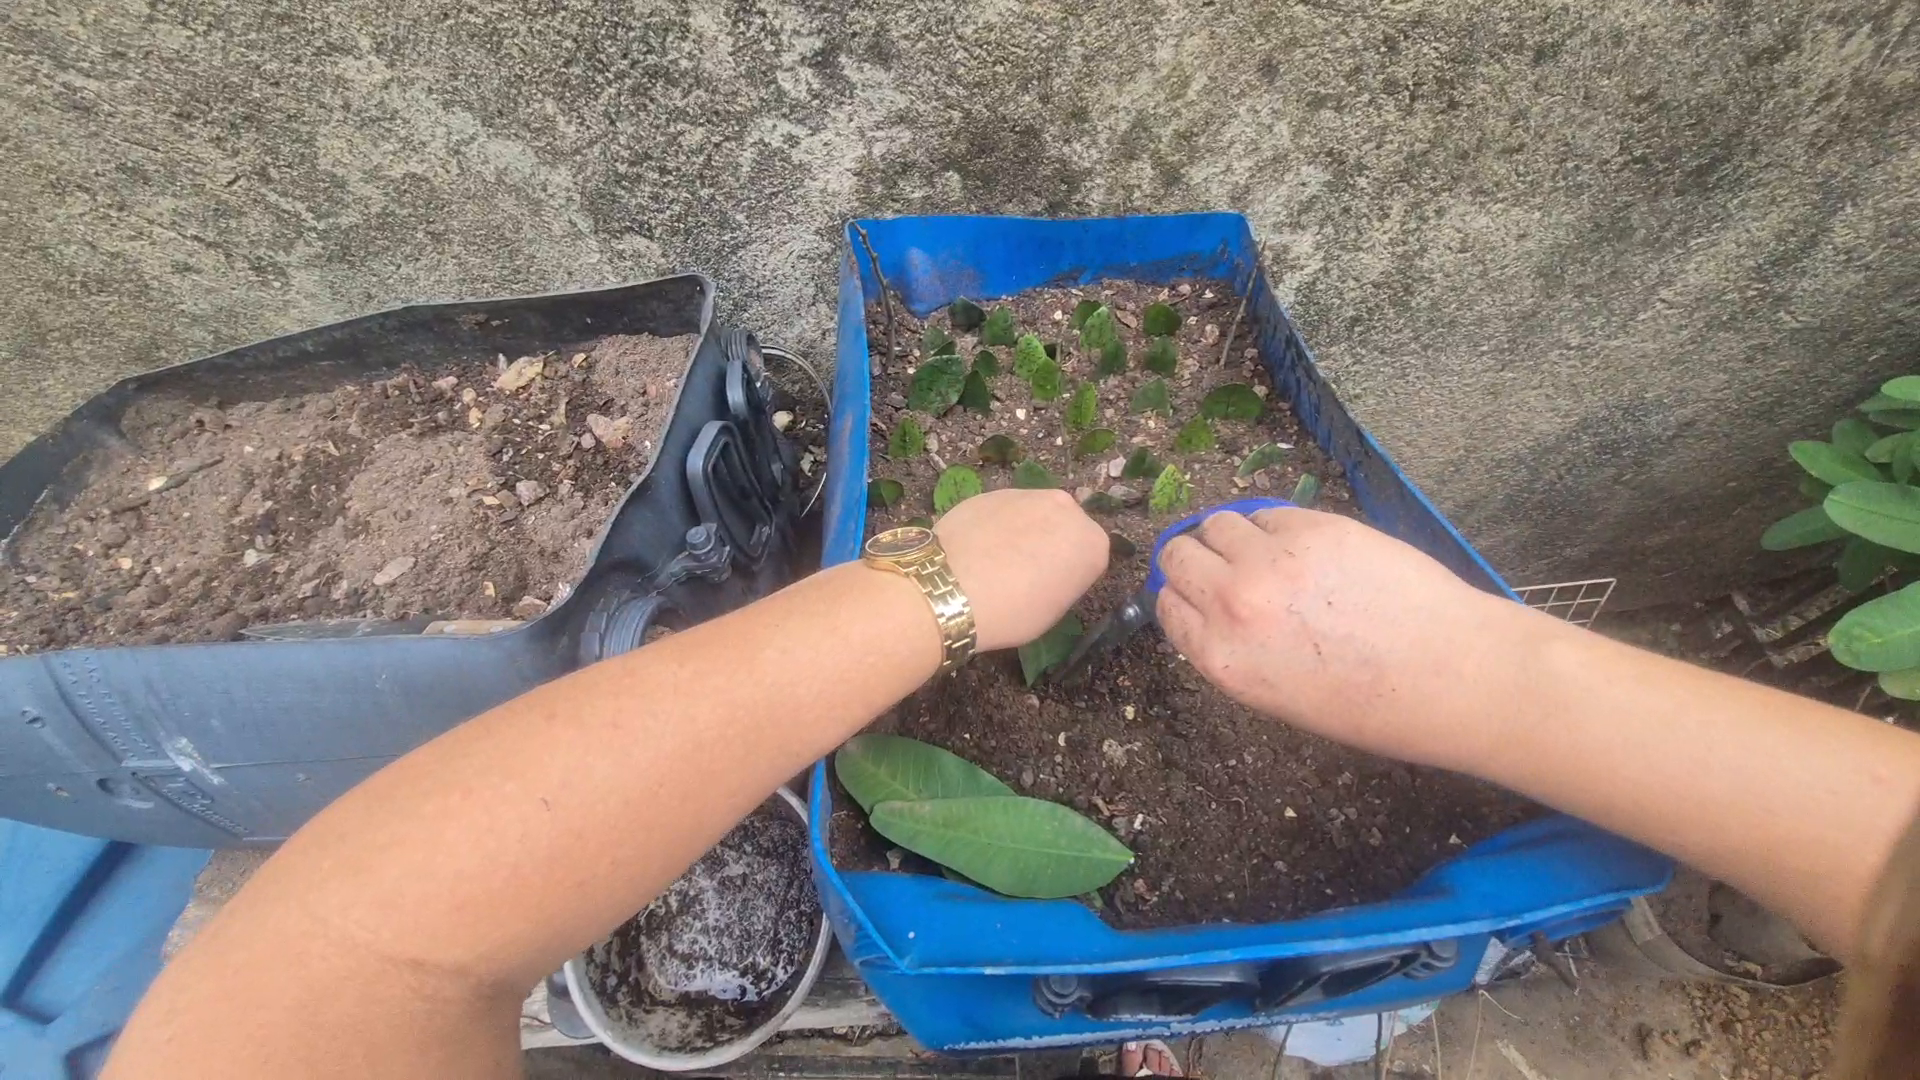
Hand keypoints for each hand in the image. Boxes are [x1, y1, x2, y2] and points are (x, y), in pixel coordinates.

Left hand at [935, 489, 1108, 651]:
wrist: (953, 587)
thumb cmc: (1013, 610)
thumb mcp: (1053, 610)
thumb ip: (1063, 581)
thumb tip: (1048, 572)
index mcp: (1093, 542)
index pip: (1089, 558)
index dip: (1070, 575)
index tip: (1050, 589)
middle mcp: (1067, 509)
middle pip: (1064, 527)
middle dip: (1049, 544)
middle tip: (1023, 573)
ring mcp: (1027, 494)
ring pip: (1033, 515)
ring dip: (1022, 531)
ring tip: (995, 561)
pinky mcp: (992, 491)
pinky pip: (1003, 511)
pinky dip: (995, 526)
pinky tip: (976, 548)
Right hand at [1154, 506, 1522, 768]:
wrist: (1457, 676)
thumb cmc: (1372, 705)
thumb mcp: (1274, 696)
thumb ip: (1230, 649)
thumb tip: (1209, 609)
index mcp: (1220, 657)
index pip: (1167, 604)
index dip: (1183, 597)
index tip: (1201, 596)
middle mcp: (1232, 603)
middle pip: (1177, 554)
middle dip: (1195, 559)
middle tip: (1226, 568)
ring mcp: (1270, 559)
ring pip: (1215, 524)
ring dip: (1231, 537)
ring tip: (1266, 554)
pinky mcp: (1311, 526)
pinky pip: (1266, 513)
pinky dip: (1274, 526)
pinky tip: (1305, 548)